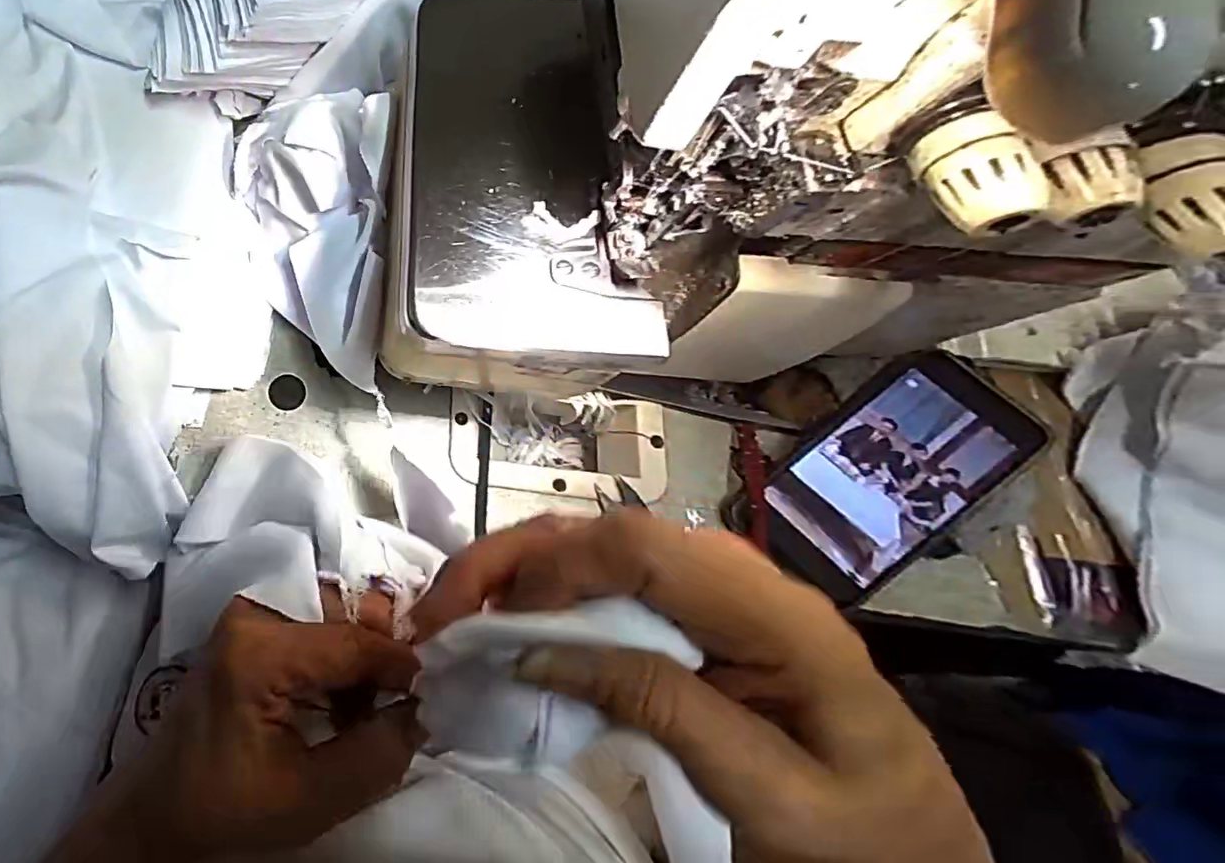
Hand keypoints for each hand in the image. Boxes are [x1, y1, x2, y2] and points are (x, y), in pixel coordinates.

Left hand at [45, 598, 424, 861]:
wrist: (159, 810)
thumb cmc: (226, 808)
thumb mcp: (309, 798)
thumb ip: (374, 755)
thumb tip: (417, 712)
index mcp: (259, 649)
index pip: (349, 640)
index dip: (398, 662)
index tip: (431, 690)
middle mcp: (251, 614)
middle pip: (339, 611)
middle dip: (377, 651)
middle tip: (399, 697)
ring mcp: (246, 617)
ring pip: (327, 614)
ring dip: (357, 656)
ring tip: (366, 710)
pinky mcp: (247, 630)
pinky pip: (308, 626)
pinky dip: (333, 660)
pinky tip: (340, 704)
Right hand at [409, 509, 989, 862]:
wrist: (916, 853)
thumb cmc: (861, 842)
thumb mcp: (770, 798)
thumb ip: (661, 709)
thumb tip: (534, 649)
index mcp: (775, 613)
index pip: (640, 547)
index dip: (555, 571)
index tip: (500, 628)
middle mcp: (735, 573)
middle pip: (600, 529)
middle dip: (510, 558)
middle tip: (443, 608)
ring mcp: (708, 580)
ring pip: (588, 540)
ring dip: (514, 568)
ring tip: (459, 610)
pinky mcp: (685, 600)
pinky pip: (597, 571)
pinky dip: (539, 586)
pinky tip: (508, 615)